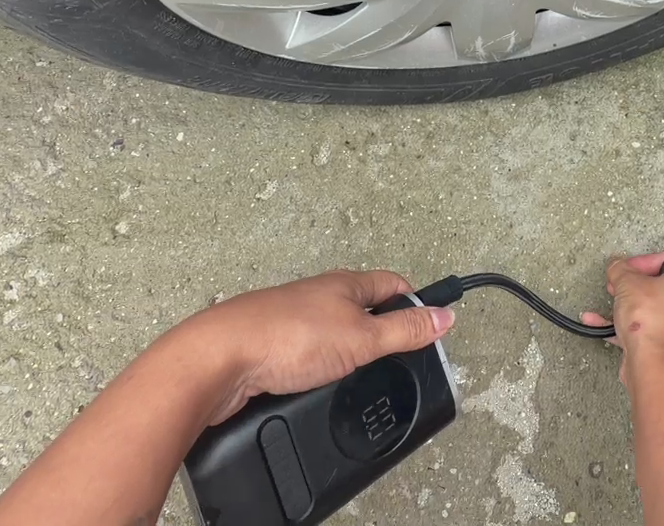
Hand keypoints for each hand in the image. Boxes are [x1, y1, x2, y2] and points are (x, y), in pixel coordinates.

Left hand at [181, 269, 452, 423]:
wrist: (218, 358)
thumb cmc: (289, 337)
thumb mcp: (361, 338)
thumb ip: (405, 330)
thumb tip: (445, 316)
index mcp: (346, 284)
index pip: (393, 285)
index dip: (414, 302)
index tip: (429, 321)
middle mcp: (320, 294)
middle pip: (363, 304)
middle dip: (383, 324)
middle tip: (401, 349)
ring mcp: (292, 318)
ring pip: (332, 327)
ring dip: (349, 344)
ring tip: (363, 367)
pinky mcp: (270, 344)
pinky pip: (306, 349)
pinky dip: (321, 361)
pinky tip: (320, 379)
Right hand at [581, 250, 663, 377]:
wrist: (651, 361)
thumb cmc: (650, 318)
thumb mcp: (627, 282)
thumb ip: (619, 268)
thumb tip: (616, 266)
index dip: (647, 259)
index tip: (629, 267)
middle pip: (659, 283)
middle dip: (632, 282)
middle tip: (617, 282)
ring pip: (649, 306)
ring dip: (625, 302)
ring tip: (609, 298)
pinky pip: (642, 326)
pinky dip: (622, 323)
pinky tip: (596, 322)